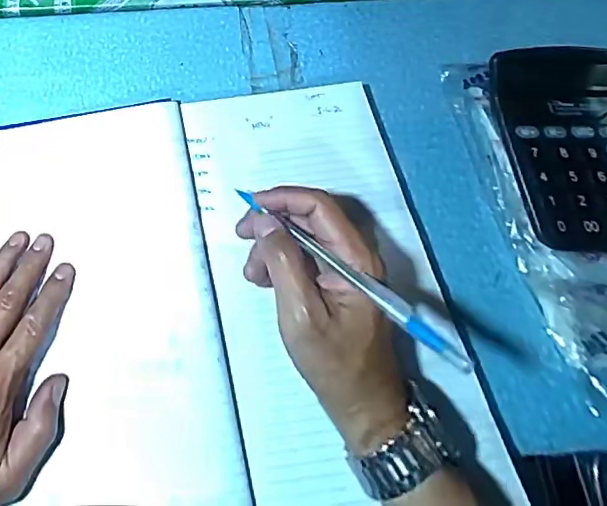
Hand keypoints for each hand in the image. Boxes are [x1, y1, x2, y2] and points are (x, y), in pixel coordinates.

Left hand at [0, 232, 75, 505]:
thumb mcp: (12, 471)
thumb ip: (43, 424)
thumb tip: (58, 382)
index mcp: (0, 382)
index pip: (35, 324)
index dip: (53, 293)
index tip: (64, 272)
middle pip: (11, 299)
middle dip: (32, 266)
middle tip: (45, 242)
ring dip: (2, 263)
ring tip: (17, 239)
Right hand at [236, 186, 410, 454]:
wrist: (364, 408)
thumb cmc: (336, 366)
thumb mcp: (301, 314)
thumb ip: (282, 261)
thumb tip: (265, 222)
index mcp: (356, 259)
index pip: (319, 207)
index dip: (283, 198)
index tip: (251, 204)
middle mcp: (355, 255)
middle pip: (309, 216)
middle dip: (272, 221)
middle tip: (242, 234)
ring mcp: (347, 267)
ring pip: (303, 234)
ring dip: (273, 245)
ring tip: (254, 273)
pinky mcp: (337, 280)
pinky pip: (305, 253)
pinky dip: (280, 259)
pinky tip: (265, 279)